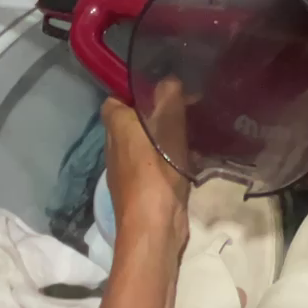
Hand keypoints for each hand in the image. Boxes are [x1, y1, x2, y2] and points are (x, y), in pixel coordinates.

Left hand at [101, 86, 188, 246]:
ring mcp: (126, 171)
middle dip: (157, 111)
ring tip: (193, 127)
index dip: (133, 90)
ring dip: (166, 135)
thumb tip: (169, 79)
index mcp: (116, 126)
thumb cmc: (157, 170)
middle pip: (133, 120)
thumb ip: (169, 97)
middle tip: (185, 105)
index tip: (159, 87)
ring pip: (146, 142)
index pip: (114, 98)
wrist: (153, 228)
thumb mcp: (168, 125)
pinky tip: (193, 157)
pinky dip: (170, 157)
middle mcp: (115, 147)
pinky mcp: (141, 189)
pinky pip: (155, 163)